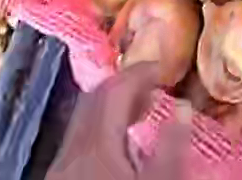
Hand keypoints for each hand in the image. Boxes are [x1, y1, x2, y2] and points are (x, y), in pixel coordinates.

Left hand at [46, 63, 194, 179]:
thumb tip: (183, 107)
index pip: (115, 89)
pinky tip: (119, 152)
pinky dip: (101, 133)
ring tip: (141, 115)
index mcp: (97, 146)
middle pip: (94, 100)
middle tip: (154, 87)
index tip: (166, 71)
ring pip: (83, 123)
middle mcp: (71, 154)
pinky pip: (78, 145)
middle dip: (125, 86)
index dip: (141, 72)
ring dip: (112, 109)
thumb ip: (172, 147)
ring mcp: (58, 174)